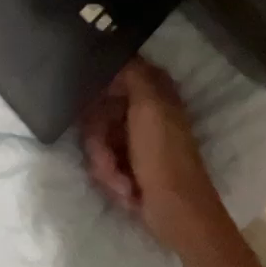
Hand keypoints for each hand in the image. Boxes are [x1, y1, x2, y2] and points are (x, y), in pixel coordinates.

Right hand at [79, 57, 230, 254]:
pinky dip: (110, 177)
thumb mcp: (148, 105)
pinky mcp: (128, 163)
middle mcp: (144, 109)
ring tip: (119, 183)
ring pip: (98, 138)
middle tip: (104, 158)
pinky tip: (125, 191)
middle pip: (99, 109)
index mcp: (153, 90)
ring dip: (104, 164)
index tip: (88, 104)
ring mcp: (135, 137)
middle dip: (98, 139)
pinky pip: (103, 160)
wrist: (177, 214)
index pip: (114, 74)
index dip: (97, 88)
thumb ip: (132, 72)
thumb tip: (116, 51)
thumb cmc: (163, 156)